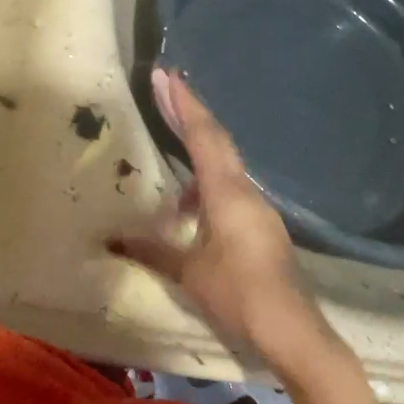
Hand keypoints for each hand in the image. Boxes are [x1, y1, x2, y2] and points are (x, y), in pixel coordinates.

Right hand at [108, 67, 325, 355]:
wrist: (291, 329)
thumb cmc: (238, 293)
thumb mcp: (188, 272)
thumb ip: (152, 250)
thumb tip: (112, 240)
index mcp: (226, 191)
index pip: (202, 135)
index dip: (182, 103)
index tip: (166, 75)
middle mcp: (245, 189)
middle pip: (216, 139)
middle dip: (189, 110)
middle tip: (166, 84)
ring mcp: (257, 207)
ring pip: (224, 162)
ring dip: (198, 145)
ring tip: (170, 143)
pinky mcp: (261, 225)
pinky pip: (230, 184)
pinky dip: (207, 176)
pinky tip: (190, 201)